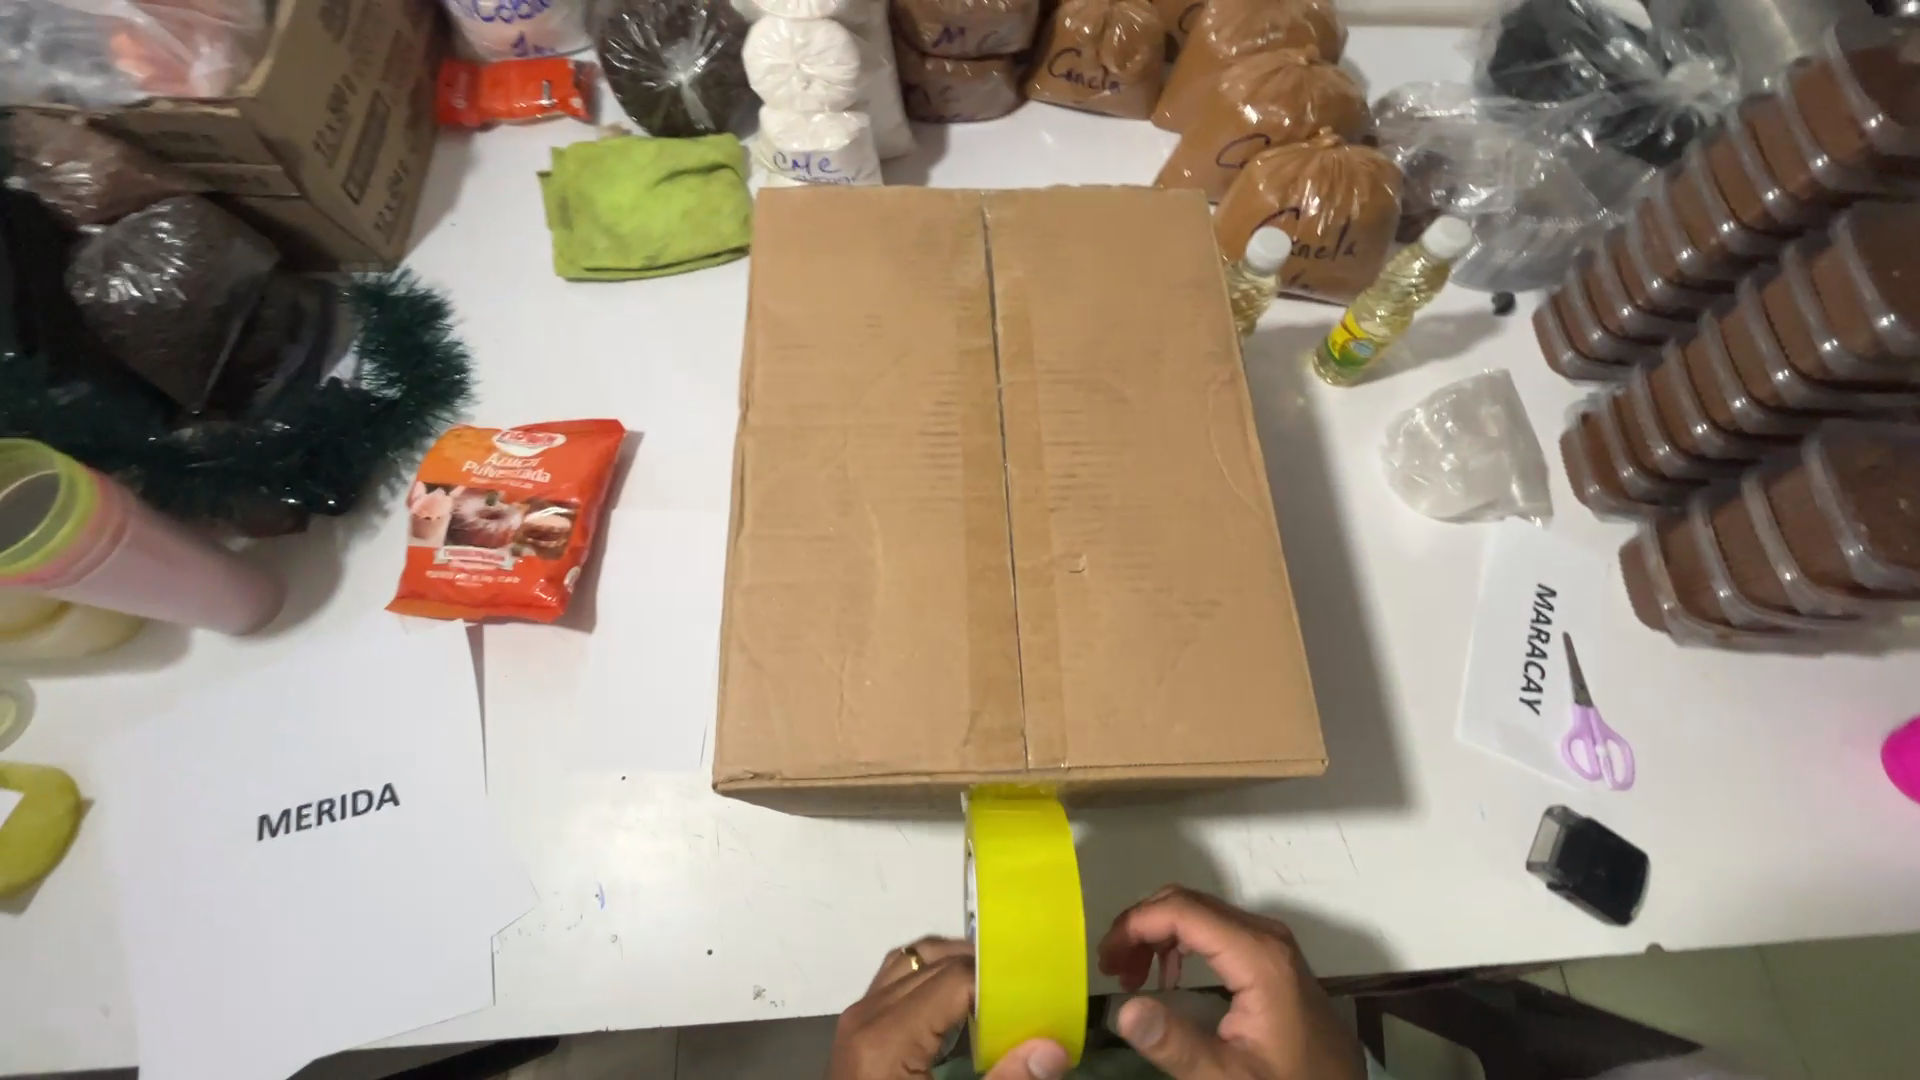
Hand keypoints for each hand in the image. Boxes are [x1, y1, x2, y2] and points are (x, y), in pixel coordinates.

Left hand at [829, 937, 1070, 1079]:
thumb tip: (1052, 1048)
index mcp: (887, 1040)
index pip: (954, 980)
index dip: (997, 981)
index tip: (1034, 992)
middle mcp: (866, 1014)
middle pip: (934, 961)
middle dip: (981, 969)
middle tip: (1023, 989)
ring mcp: (856, 1016)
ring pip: (913, 959)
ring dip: (954, 964)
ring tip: (993, 990)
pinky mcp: (856, 1026)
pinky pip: (897, 976)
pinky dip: (930, 975)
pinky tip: (955, 1004)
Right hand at [1096, 887, 1365, 1079]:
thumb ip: (1177, 1045)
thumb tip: (1123, 1009)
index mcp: (1256, 954)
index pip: (1180, 910)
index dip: (1134, 926)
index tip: (1105, 961)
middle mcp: (1263, 933)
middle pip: (1185, 902)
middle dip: (1140, 928)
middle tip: (1112, 968)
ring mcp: (1268, 941)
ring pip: (1196, 911)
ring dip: (1156, 933)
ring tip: (1131, 975)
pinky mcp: (1269, 954)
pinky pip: (1213, 927)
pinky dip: (1179, 941)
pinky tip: (1166, 977)